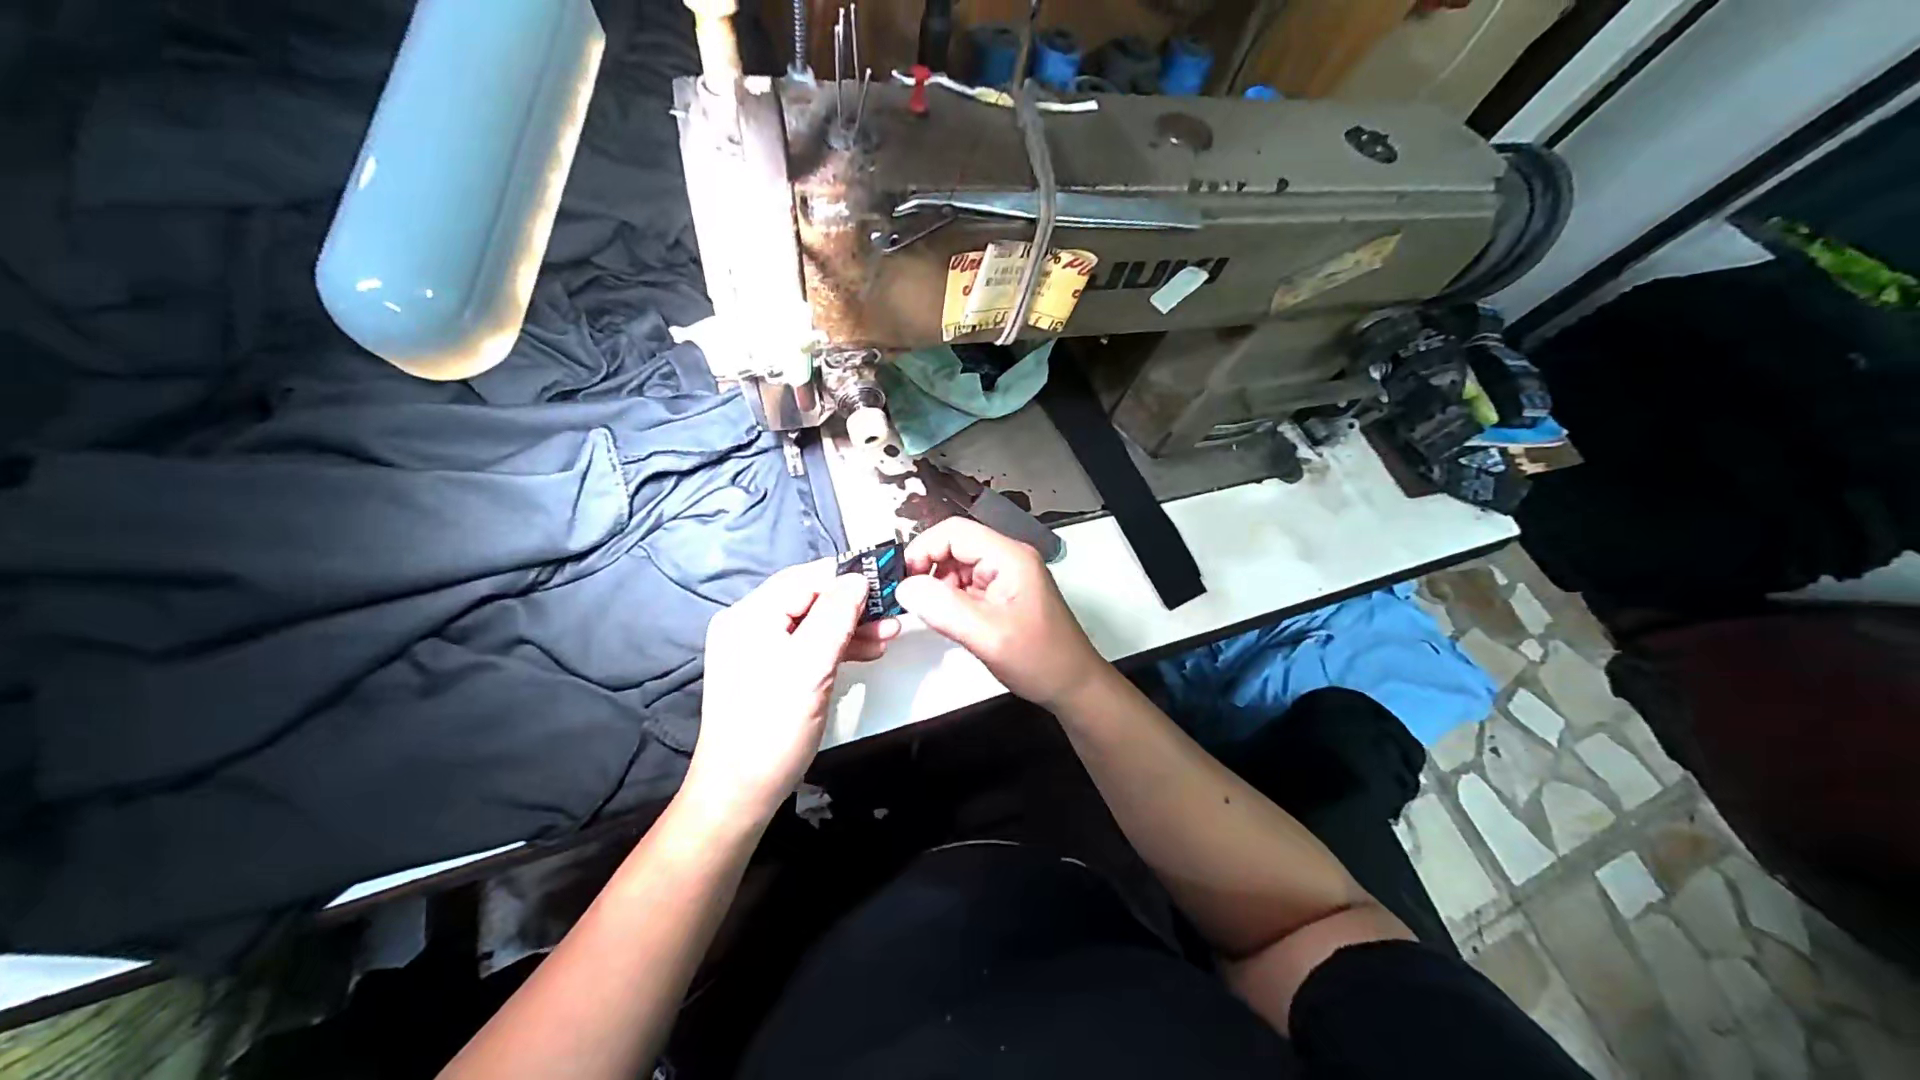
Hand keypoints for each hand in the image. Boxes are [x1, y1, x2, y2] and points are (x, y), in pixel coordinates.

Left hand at [687, 560, 898, 822]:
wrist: (740, 792)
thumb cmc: (773, 728)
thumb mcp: (810, 666)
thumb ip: (835, 616)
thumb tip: (858, 579)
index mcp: (750, 615)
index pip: (805, 578)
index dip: (846, 576)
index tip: (886, 580)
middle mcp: (748, 624)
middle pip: (809, 598)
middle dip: (852, 604)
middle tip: (892, 612)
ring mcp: (757, 649)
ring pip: (812, 622)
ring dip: (850, 626)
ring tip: (888, 634)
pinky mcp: (768, 671)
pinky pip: (807, 645)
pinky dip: (836, 646)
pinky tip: (866, 650)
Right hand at [894, 518, 1108, 708]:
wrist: (1074, 686)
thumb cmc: (1043, 661)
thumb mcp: (988, 636)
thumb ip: (944, 608)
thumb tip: (905, 587)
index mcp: (1010, 558)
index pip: (954, 532)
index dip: (923, 549)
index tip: (903, 578)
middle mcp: (1008, 560)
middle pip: (954, 546)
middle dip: (928, 568)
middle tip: (910, 599)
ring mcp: (1007, 577)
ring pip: (957, 566)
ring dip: (938, 586)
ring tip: (932, 614)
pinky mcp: (1003, 595)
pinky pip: (967, 586)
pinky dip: (950, 599)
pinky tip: (949, 620)